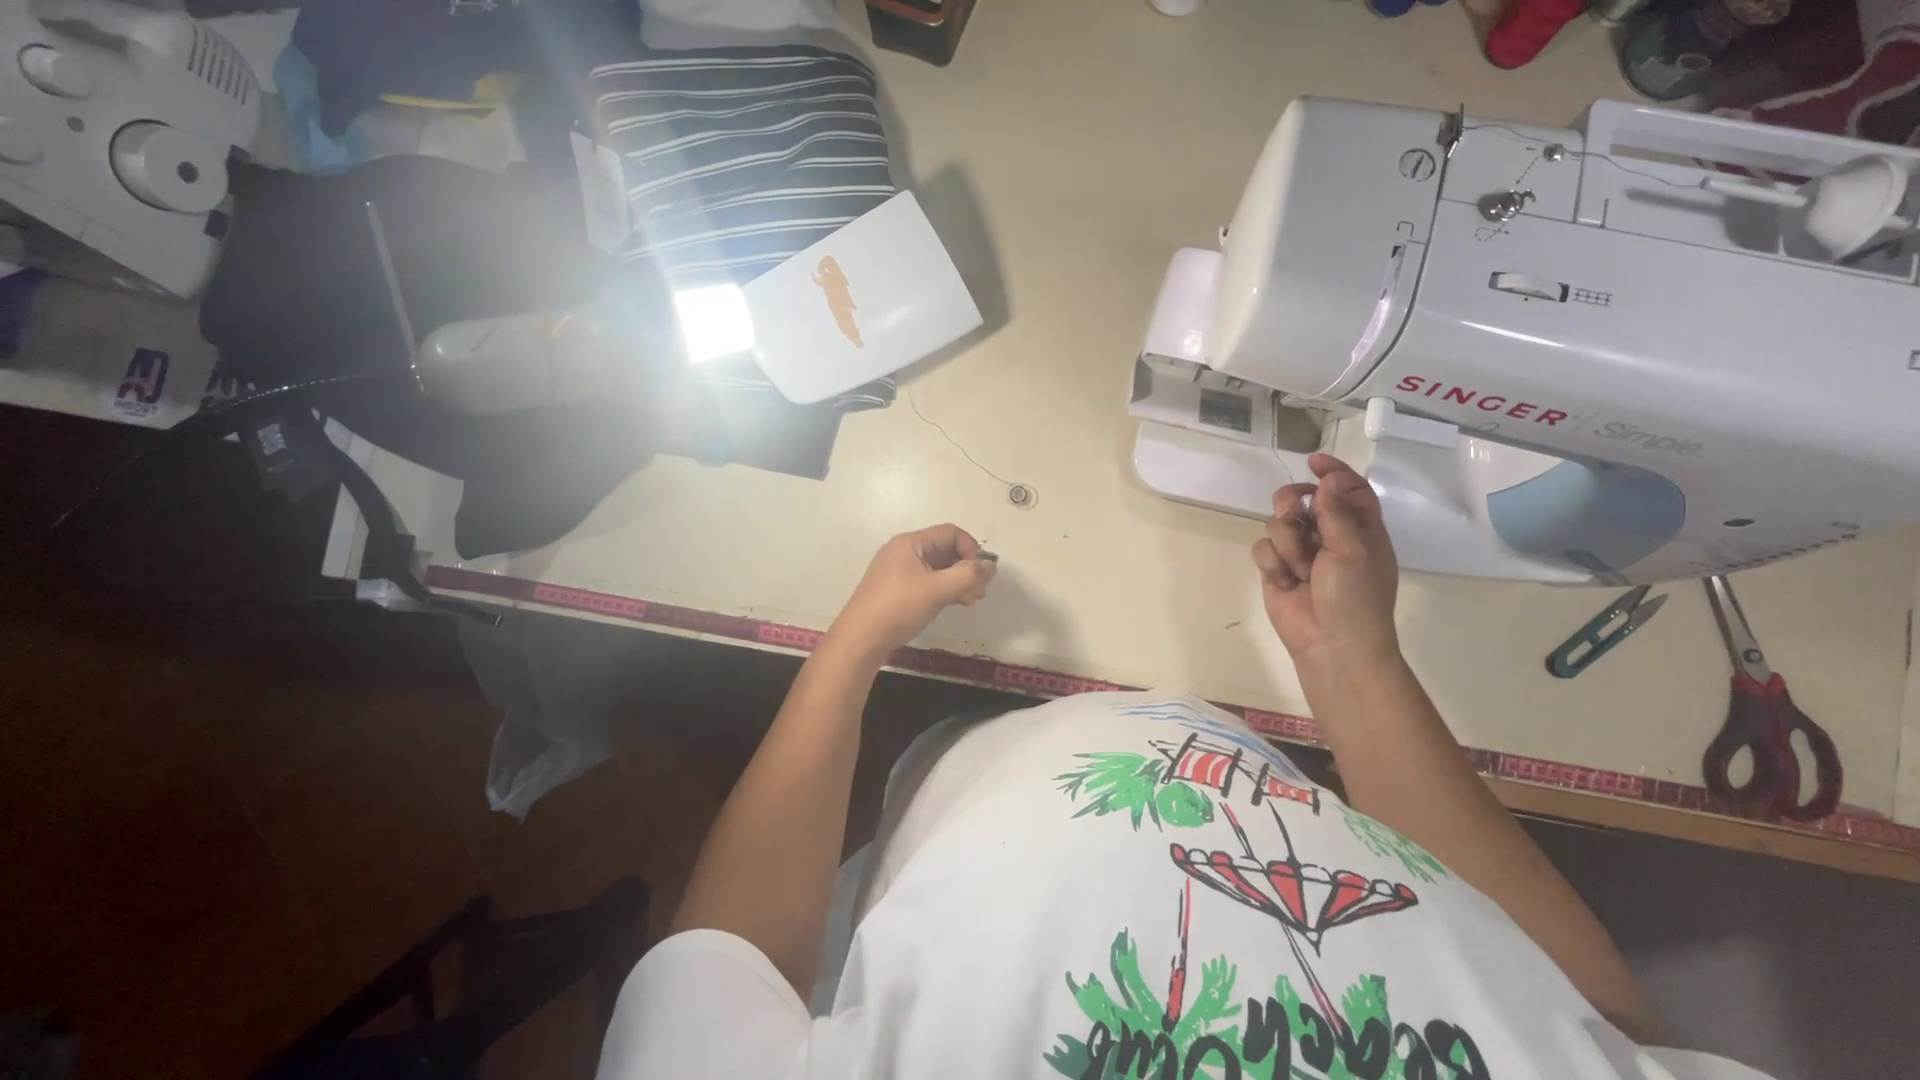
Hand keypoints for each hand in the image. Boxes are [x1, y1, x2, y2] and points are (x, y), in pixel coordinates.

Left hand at [826, 524, 995, 663]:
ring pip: (938, 568)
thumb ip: (968, 575)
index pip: (950, 533)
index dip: (971, 548)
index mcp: (910, 543)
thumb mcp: (937, 590)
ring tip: (973, 599)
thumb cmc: (898, 608)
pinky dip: (945, 589)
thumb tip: (990, 566)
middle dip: (967, 567)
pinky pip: (928, 582)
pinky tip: (957, 603)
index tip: (981, 572)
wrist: (861, 640)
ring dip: (958, 580)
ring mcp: (899, 572)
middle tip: (981, 590)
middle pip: (945, 550)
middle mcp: (904, 552)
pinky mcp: (898, 590)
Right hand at [1252, 454, 1400, 684]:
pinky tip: (1286, 581)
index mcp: (1359, 527)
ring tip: (1300, 568)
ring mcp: (1300, 553)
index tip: (1313, 461)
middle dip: (1292, 503)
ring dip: (1286, 542)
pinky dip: (1272, 563)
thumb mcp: (1353, 548)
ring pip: (1277, 522)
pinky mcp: (1276, 570)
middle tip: (1293, 515)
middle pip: (1302, 498)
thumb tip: (1328, 480)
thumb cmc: (1354, 597)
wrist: (1332, 644)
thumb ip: (1336, 510)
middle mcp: (1328, 535)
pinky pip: (1262, 549)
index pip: (1347, 487)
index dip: (1331, 471)